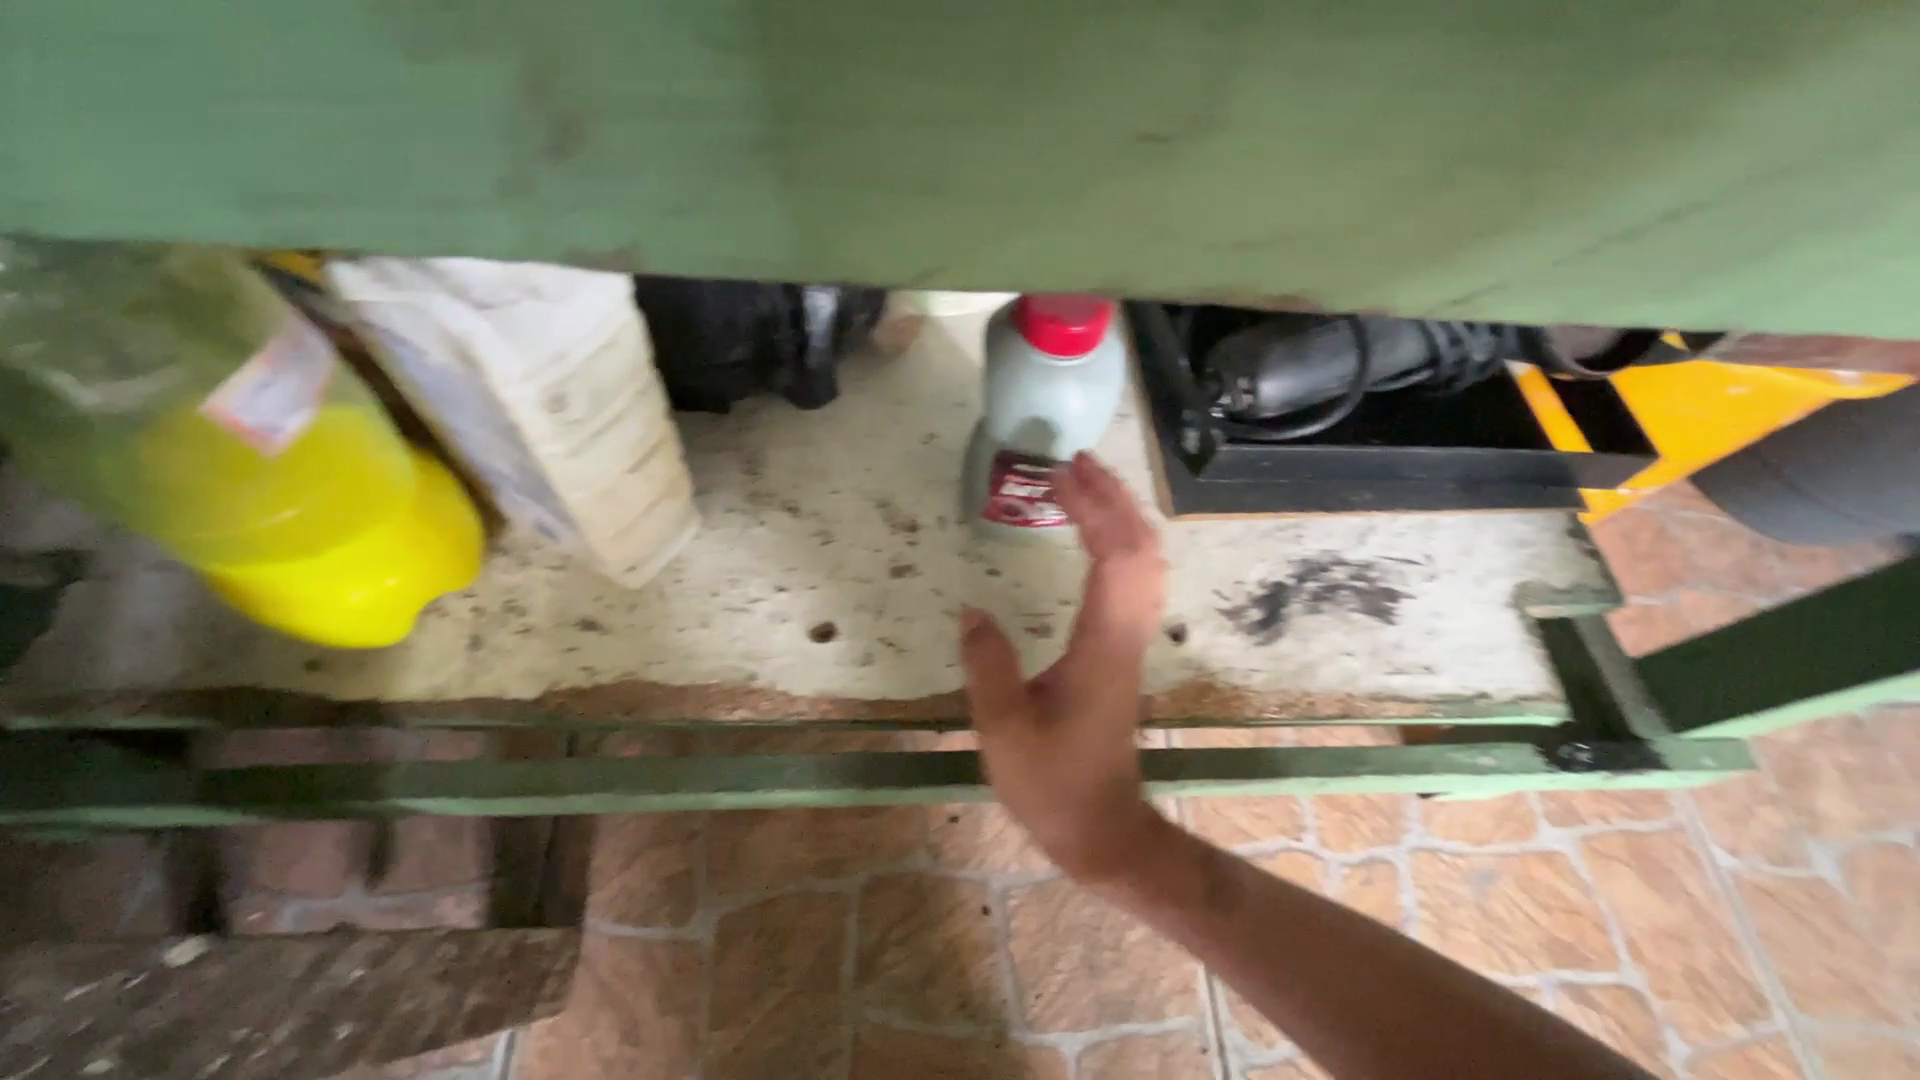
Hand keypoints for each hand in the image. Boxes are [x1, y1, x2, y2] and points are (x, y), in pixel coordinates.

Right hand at [959, 451, 1169, 881]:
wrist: (1101, 827)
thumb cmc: (1052, 783)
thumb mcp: (1003, 729)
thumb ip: (988, 666)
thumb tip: (972, 611)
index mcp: (1101, 645)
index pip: (1114, 557)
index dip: (1093, 508)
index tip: (1058, 475)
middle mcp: (1126, 634)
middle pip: (1141, 548)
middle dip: (1112, 497)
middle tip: (1073, 463)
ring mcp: (1130, 643)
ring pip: (1145, 563)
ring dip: (1121, 517)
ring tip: (1084, 486)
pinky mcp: (1123, 654)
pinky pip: (1135, 582)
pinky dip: (1120, 546)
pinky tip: (1093, 539)